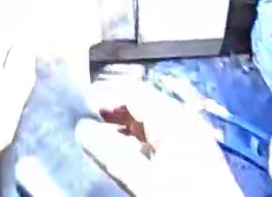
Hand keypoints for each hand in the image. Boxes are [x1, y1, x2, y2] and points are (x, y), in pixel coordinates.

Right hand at [78, 81, 242, 196]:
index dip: (104, 96)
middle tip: (85, 124)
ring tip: (98, 142)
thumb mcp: (144, 180)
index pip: (132, 91)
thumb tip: (82, 130)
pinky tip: (126, 159)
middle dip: (113, 112)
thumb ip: (113, 154)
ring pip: (149, 123)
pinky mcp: (193, 157)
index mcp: (172, 116)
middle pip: (141, 104)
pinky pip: (159, 140)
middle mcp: (182, 119)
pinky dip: (138, 144)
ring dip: (124, 129)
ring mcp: (190, 138)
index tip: (79, 108)